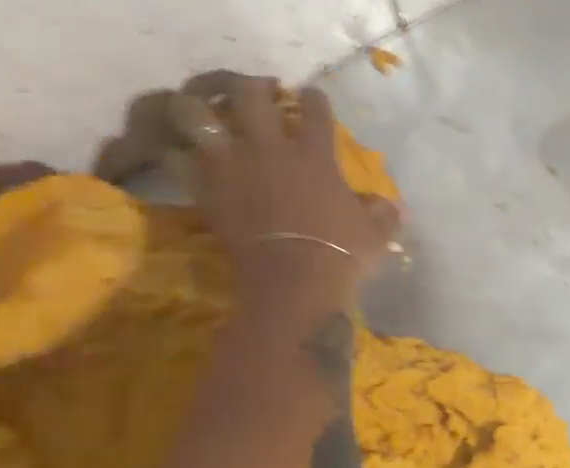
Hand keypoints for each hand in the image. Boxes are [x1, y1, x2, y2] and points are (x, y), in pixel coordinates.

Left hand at [168, 74, 400, 305]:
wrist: (295, 278)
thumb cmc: (343, 253)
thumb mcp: (377, 235)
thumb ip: (382, 213)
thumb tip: (392, 205)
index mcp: (314, 154)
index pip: (315, 110)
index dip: (314, 100)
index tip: (313, 98)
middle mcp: (268, 146)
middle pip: (249, 94)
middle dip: (253, 88)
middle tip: (259, 93)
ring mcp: (230, 162)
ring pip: (197, 113)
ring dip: (201, 109)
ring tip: (209, 115)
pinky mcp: (204, 185)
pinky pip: (178, 157)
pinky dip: (182, 155)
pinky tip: (190, 159)